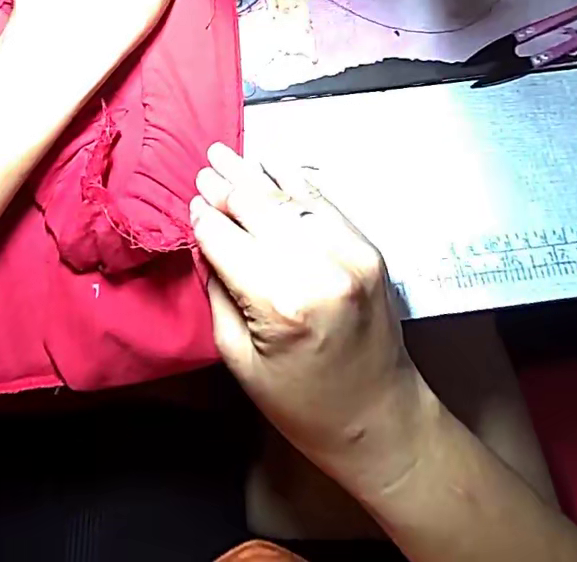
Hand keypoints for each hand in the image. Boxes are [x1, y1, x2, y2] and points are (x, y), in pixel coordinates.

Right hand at [189, 144, 429, 499]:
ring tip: (225, 155)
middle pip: (257, 208)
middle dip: (225, 188)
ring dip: (254, 175)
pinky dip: (295, 180)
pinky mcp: (369, 248)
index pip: (224, 238)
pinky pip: (324, 202)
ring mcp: (351, 253)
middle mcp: (319, 268)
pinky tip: (273, 163)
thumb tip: (205, 238)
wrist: (384, 420)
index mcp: (280, 302)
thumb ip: (218, 290)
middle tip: (204, 170)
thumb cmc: (301, 402)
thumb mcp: (239, 357)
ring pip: (289, 197)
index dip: (203, 218)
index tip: (192, 205)